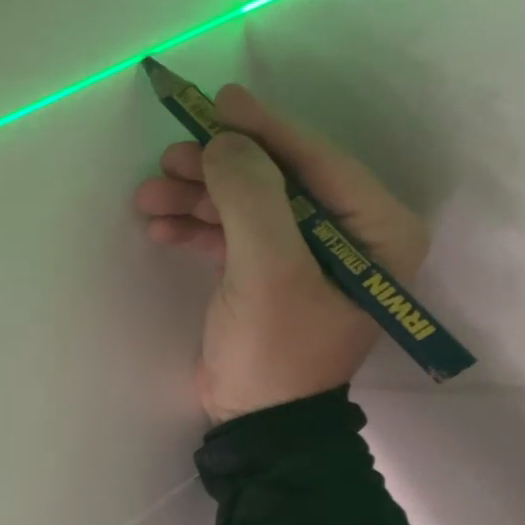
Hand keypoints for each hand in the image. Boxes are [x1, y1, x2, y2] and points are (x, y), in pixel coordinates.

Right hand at [135, 84, 429, 423]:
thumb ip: (250, 198)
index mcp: (376, 230)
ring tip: (149, 196)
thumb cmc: (276, 349)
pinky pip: (232, 236)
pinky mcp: (267, 277)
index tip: (219, 101)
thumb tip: (222, 144)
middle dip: (219, 170)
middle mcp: (348, 236)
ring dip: (198, 199)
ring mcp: (304, 257)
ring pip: (247, 206)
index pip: (318, 162)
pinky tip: (161, 226)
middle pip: (277, 181)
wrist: (256, 423)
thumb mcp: (267, 270)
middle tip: (169, 158)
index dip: (267, 130)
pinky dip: (197, 228)